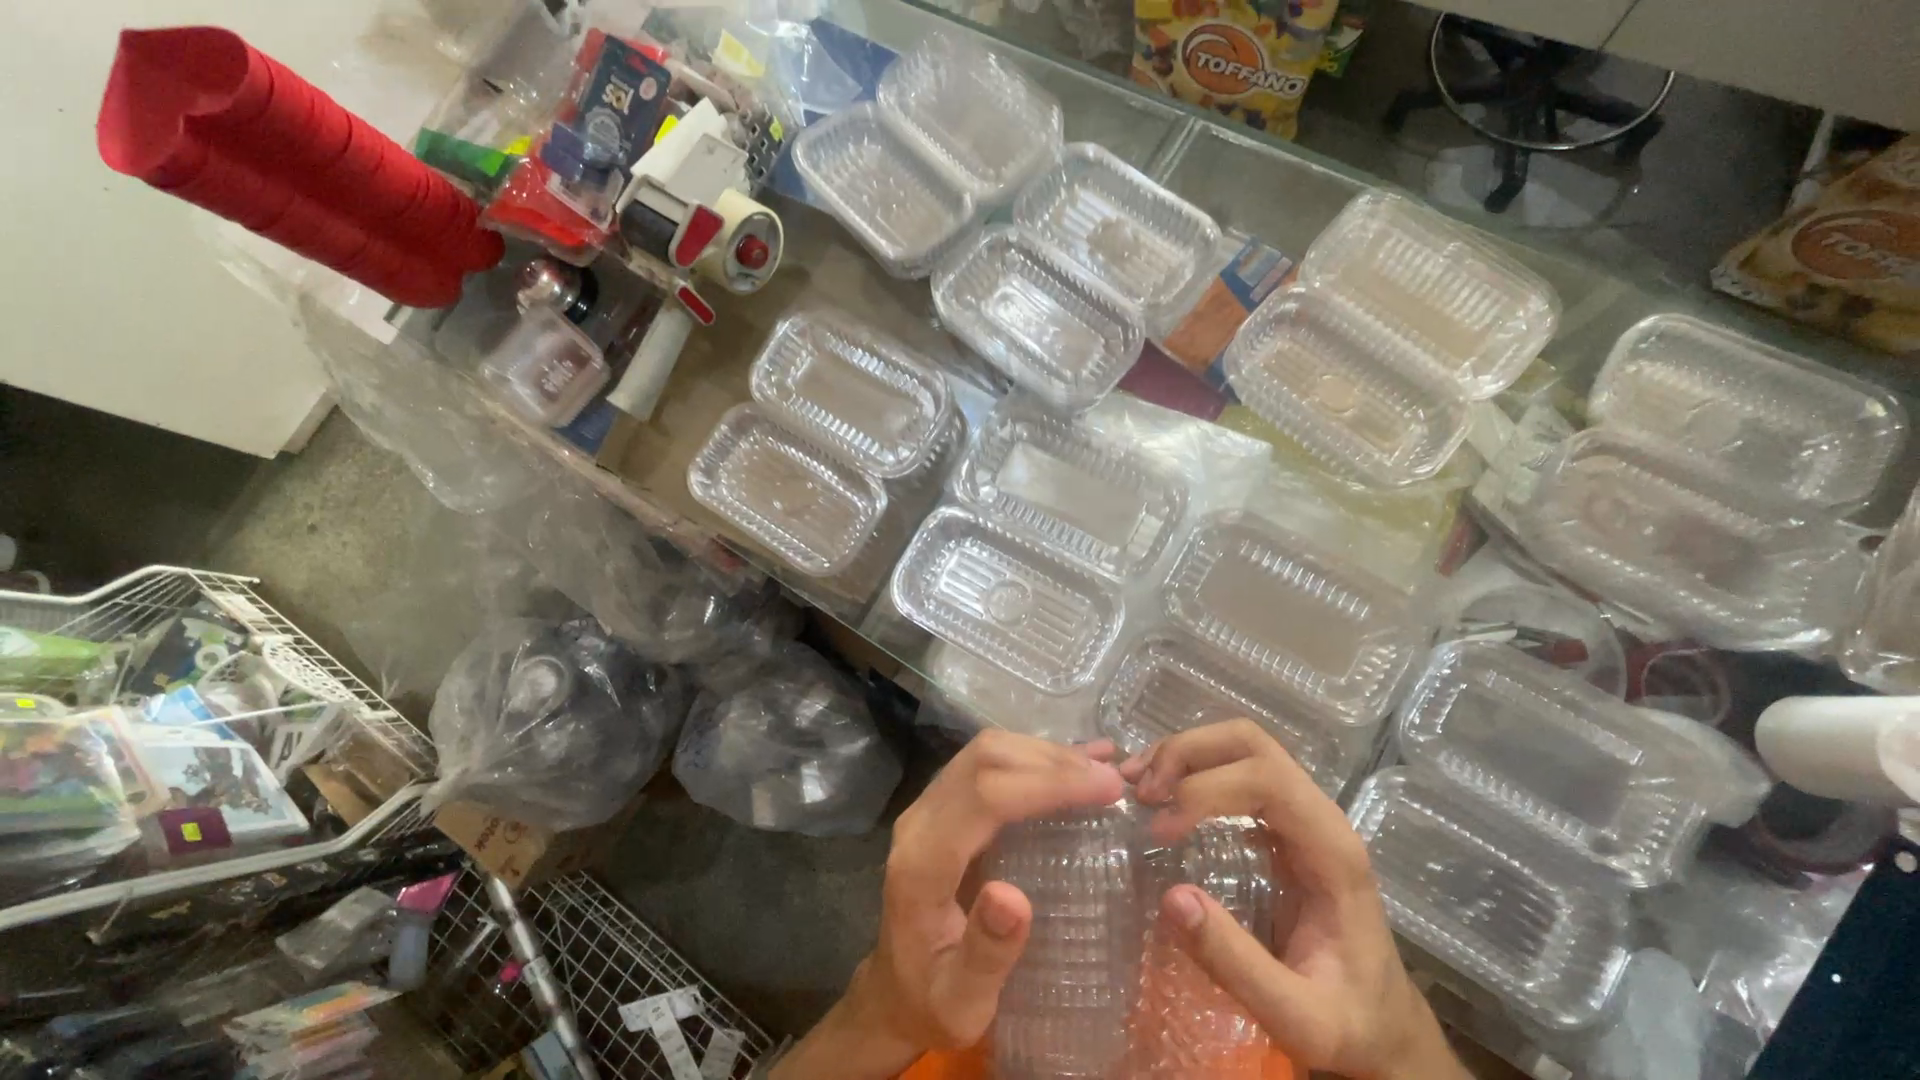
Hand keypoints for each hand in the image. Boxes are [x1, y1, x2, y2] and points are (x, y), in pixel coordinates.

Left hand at [773, 730, 1125, 1079]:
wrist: (895, 993)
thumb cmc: (932, 1002)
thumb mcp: (962, 1002)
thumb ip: (986, 954)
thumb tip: (1013, 896)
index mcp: (922, 864)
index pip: (984, 796)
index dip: (1046, 782)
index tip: (1107, 788)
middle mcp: (920, 822)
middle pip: (985, 761)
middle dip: (1053, 760)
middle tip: (1112, 782)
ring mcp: (930, 808)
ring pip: (987, 753)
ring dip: (1046, 754)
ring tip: (1102, 772)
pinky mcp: (944, 806)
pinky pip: (988, 765)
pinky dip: (1034, 758)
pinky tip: (1077, 761)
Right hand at [1123, 721, 1469, 1079]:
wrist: (1387, 1035)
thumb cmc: (1350, 1026)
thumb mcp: (1297, 1018)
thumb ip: (1236, 964)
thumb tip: (1171, 896)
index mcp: (1332, 851)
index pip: (1267, 779)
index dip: (1205, 790)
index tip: (1159, 831)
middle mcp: (1319, 819)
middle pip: (1252, 744)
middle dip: (1188, 752)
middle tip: (1140, 791)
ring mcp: (1299, 818)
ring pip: (1241, 748)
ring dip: (1184, 754)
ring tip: (1136, 785)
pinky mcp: (1278, 829)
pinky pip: (1234, 773)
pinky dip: (1189, 771)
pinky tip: (1156, 798)